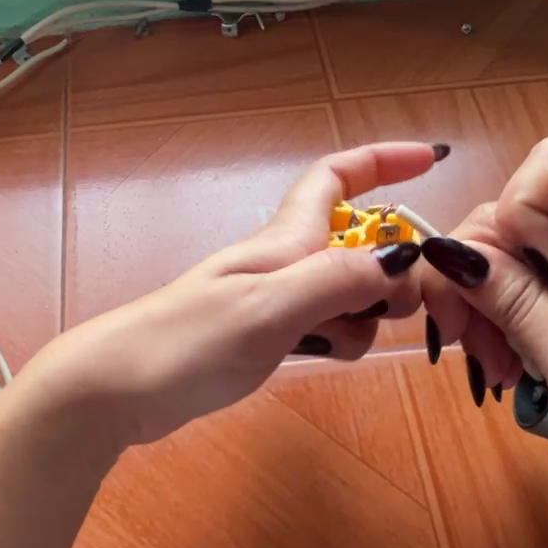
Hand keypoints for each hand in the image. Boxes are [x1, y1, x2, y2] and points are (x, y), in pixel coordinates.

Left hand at [23, 143, 441, 447]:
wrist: (117, 389)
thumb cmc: (187, 342)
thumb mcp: (269, 308)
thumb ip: (335, 281)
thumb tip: (399, 261)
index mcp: (283, 240)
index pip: (335, 178)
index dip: (382, 160)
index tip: (430, 158)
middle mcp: (283, 262)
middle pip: (359, 245)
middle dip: (391, 269)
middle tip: (391, 309)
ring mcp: (274, 301)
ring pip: (348, 293)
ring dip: (363, 316)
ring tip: (330, 343)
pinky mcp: (265, 336)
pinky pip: (324, 327)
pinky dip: (336, 340)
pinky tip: (312, 359)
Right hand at [417, 137, 547, 533]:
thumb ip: (519, 305)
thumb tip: (448, 250)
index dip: (511, 210)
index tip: (502, 278)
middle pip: (510, 213)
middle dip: (473, 269)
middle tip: (467, 338)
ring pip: (500, 252)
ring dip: (478, 303)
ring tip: (493, 365)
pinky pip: (513, 285)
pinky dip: (494, 320)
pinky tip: (504, 363)